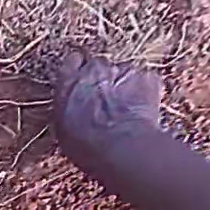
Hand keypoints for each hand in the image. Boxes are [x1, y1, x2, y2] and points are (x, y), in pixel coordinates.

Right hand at [51, 50, 164, 177]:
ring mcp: (123, 70)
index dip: (77, 72)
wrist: (120, 147)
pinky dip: (143, 91)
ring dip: (122, 85)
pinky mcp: (147, 77)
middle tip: (102, 101)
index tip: (80, 83)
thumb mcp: (62, 129)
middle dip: (101, 78)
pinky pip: (145, 79)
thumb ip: (67, 106)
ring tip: (122, 110)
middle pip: (99, 65)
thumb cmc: (87, 144)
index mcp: (69, 82)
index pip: (72, 62)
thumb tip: (72, 105)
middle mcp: (95, 70)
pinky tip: (139, 110)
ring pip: (123, 72)